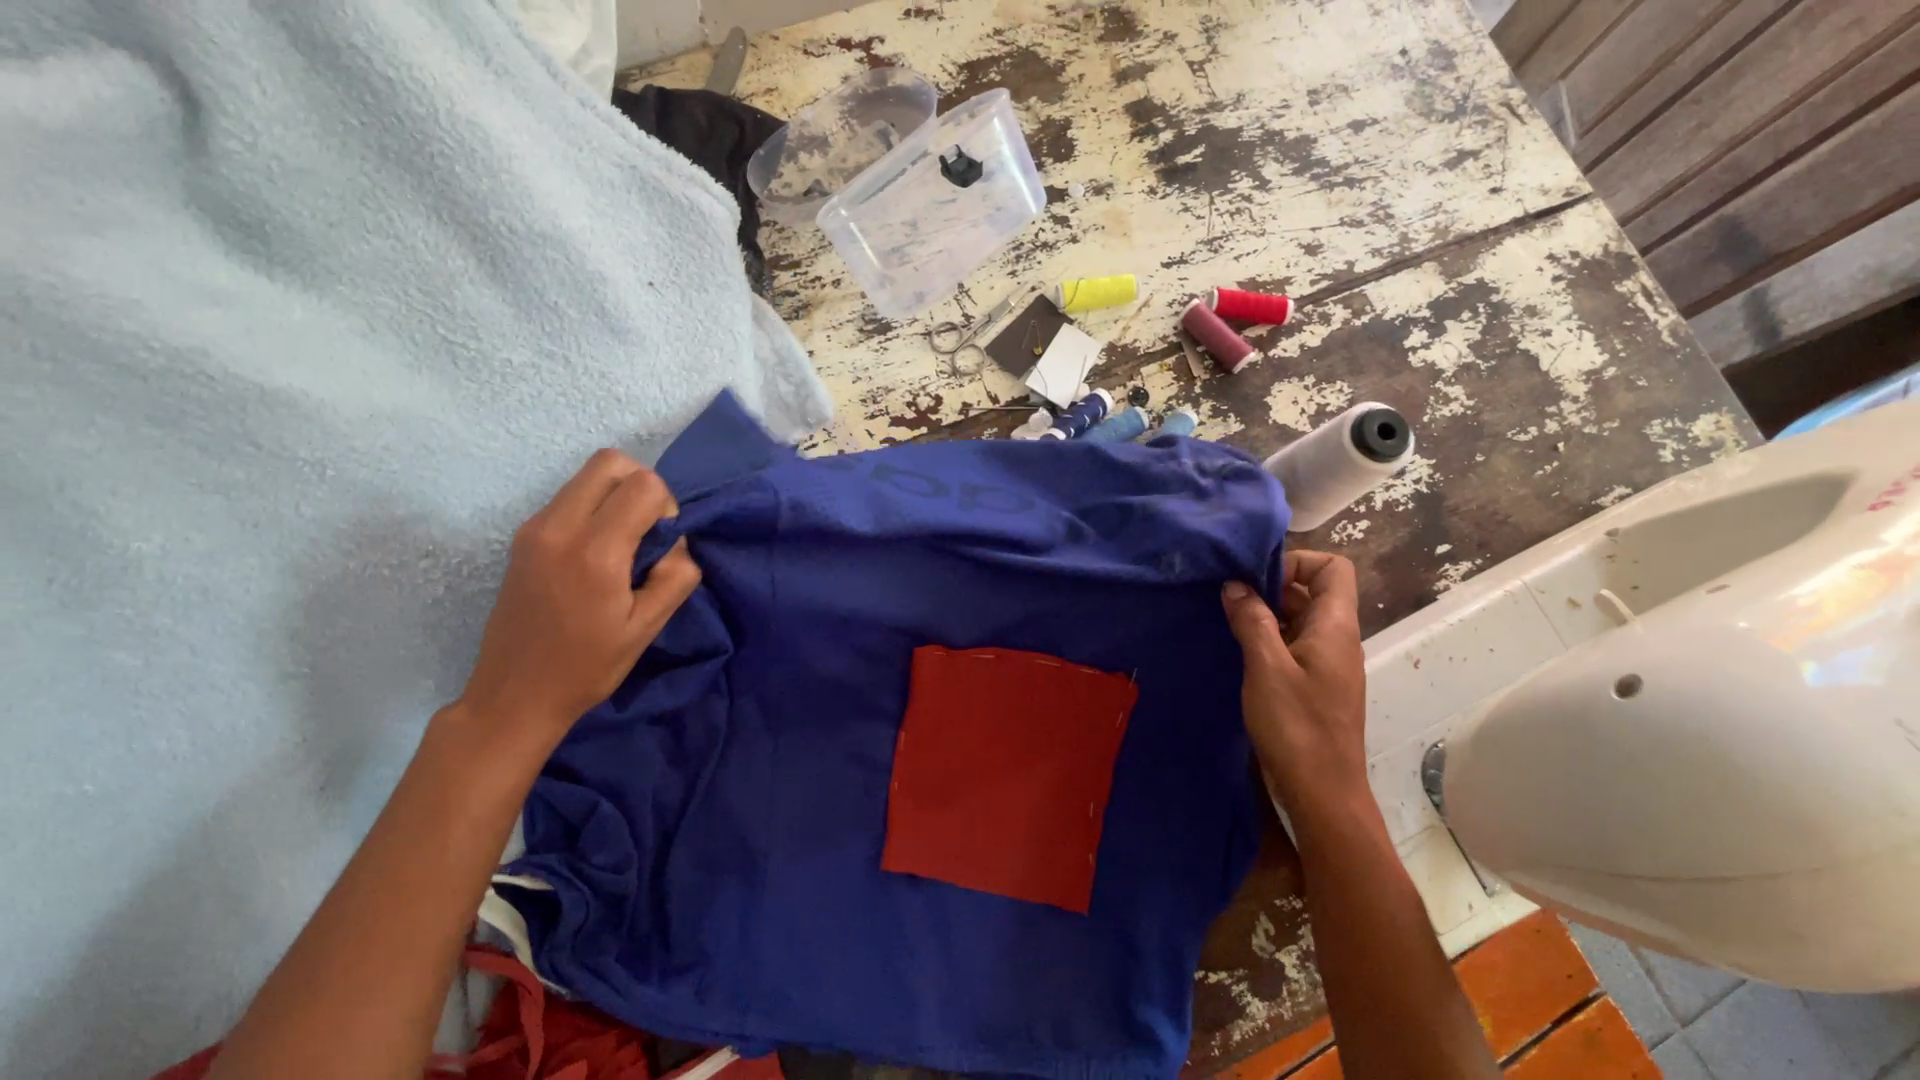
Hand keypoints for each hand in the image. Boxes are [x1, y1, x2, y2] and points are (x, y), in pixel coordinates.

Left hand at [456, 449, 700, 743]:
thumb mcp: (646, 628)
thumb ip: (675, 576)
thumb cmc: (586, 667)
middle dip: (641, 486)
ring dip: (616, 496)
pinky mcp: (524, 536)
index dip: (666, 508)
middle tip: (645, 531)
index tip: (661, 547)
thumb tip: (676, 544)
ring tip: (621, 546)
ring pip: (587, 476)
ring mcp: (535, 528)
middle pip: (611, 462)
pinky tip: (596, 557)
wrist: (514, 694)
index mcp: (594, 551)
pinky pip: (569, 498)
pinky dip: (594, 509)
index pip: (645, 485)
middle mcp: (559, 526)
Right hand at [1221, 550, 1367, 816]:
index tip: (1257, 580)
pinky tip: (1238, 652)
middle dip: (1271, 587)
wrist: (1322, 792)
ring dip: (1266, 615)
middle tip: (1231, 599)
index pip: (1332, 567)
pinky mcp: (1315, 685)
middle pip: (1313, 591)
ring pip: (1300, 620)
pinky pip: (1294, 646)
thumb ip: (1252, 620)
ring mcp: (1328, 663)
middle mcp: (1338, 638)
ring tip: (1228, 623)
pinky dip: (1268, 640)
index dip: (1297, 562)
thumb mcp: (1266, 667)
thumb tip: (1236, 585)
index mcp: (1336, 626)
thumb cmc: (1296, 726)